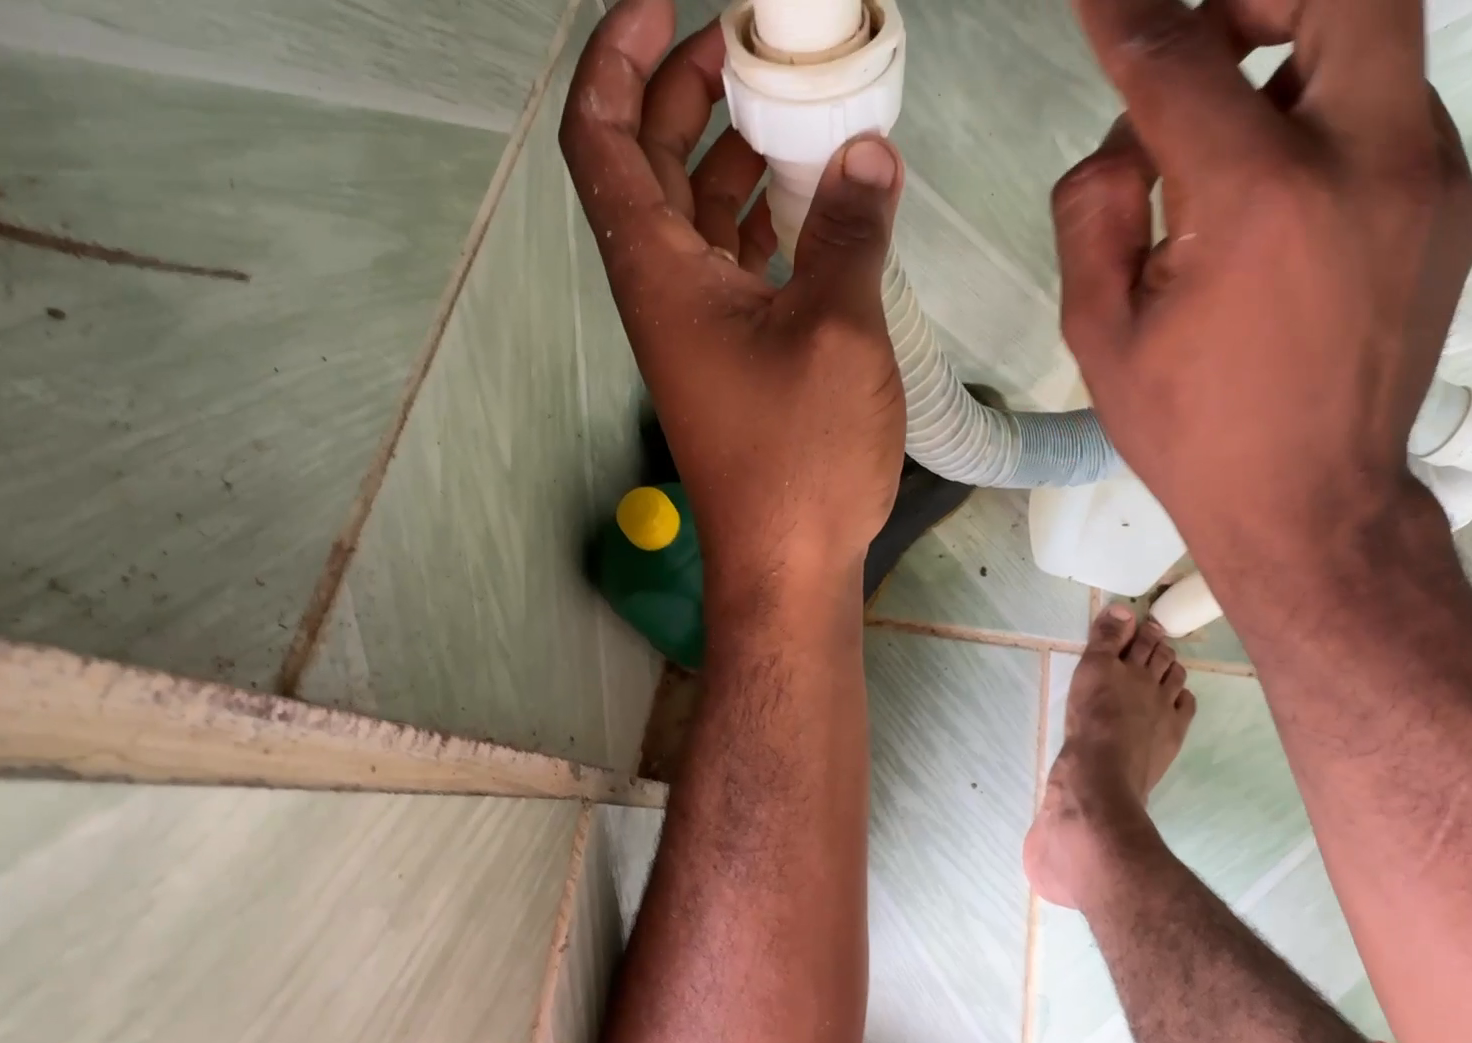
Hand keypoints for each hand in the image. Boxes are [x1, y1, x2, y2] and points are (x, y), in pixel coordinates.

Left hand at [560, 0, 906, 595]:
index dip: (615, 59)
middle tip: (748, 40)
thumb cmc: (800, 453)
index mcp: (659, 270)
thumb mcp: (837, 327)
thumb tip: (870, 154)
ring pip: (694, 208)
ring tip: (792, 104)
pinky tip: (810, 194)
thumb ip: (851, 230)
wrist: (787, 558)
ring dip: (730, 149)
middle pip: (646, 160)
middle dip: (684, 87)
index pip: (601, 138)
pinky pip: (733, 255)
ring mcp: (697, 321)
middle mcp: (664, 287)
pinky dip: (762, 211)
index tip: (661, 4)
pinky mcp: (734, 349)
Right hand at [1053, 0, 1471, 572]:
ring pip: (1375, 44)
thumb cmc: (1188, 429)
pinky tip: (1273, 202)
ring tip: (1221, 144)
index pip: (1181, 61)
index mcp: (1259, 201)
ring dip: (1289, 57)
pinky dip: (1322, 119)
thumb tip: (1130, 140)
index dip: (1125, 15)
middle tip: (1195, 42)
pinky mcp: (1452, 205)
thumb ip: (1093, 208)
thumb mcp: (1096, 330)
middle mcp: (1368, 160)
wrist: (1310, 506)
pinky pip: (1387, 112)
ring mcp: (1431, 179)